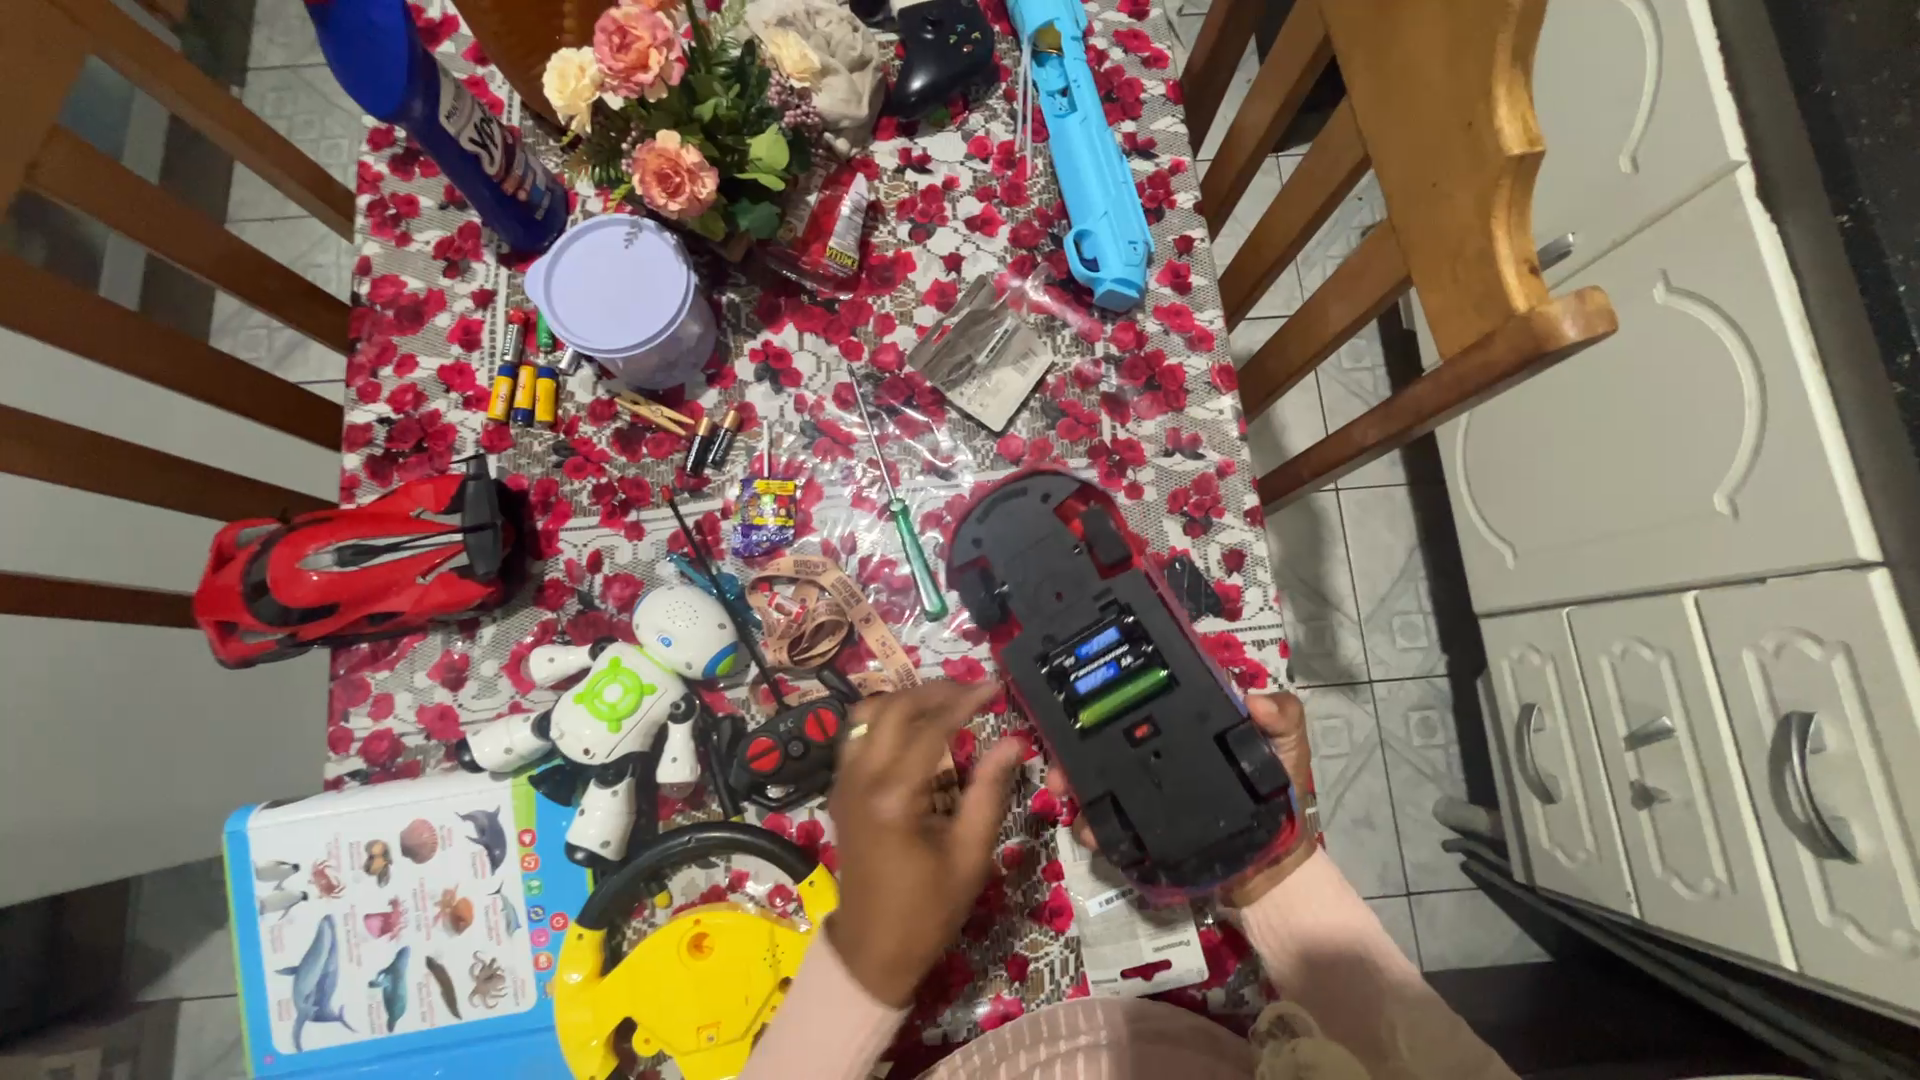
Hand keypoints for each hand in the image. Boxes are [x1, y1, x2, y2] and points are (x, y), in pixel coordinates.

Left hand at [825, 680, 1024, 1005]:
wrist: (872, 951)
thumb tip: (1013, 741)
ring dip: (907, 700)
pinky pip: (857, 734)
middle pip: (895, 707)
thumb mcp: (970, 855)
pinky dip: (886, 719)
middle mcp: (860, 778)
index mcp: (894, 797)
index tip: (996, 687)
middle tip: (973, 692)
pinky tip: (916, 730)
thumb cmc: (927, 911)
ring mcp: (843, 781)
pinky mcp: (840, 788)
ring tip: (945, 705)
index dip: (966, 700)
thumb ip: (990, 792)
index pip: (933, 728)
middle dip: (936, 691)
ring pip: (868, 713)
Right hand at [1045, 691, 1317, 905]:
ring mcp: (1144, 789)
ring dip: (1072, 778)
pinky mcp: (1139, 826)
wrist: (1273, 872)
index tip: (1087, 691)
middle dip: (1073, 739)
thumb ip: (1282, 719)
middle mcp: (1156, 750)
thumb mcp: (1288, 749)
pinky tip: (1089, 829)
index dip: (1111, 692)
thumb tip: (1254, 700)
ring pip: (1095, 774)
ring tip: (1063, 788)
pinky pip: (1106, 819)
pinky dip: (1090, 822)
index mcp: (1184, 726)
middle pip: (1104, 735)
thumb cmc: (1281, 798)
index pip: (1142, 699)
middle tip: (1061, 753)